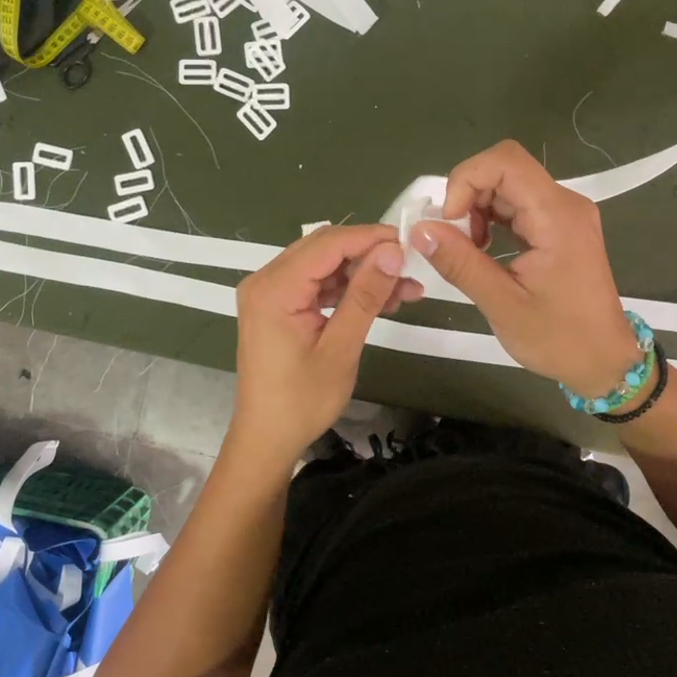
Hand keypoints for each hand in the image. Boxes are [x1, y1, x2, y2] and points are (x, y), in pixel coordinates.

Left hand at [229, 225, 421, 465]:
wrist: (267, 437)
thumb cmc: (301, 400)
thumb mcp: (340, 348)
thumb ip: (365, 296)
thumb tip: (393, 252)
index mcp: (274, 288)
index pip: (328, 243)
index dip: (370, 238)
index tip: (411, 244)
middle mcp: (265, 281)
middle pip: (324, 249)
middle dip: (369, 256)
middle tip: (411, 271)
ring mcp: (268, 294)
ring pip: (323, 267)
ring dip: (362, 275)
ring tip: (406, 292)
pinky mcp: (276, 308)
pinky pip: (315, 286)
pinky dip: (346, 291)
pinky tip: (381, 301)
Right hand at [410, 140, 638, 393]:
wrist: (603, 360)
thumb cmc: (558, 338)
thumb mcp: (502, 305)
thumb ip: (460, 263)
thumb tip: (420, 230)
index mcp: (556, 216)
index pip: (505, 162)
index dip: (466, 180)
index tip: (449, 223)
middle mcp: (564, 204)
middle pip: (505, 170)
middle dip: (467, 196)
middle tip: (452, 241)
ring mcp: (564, 214)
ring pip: (509, 186)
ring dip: (477, 209)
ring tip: (467, 251)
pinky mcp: (560, 228)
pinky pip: (519, 205)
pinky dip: (492, 219)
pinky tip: (482, 250)